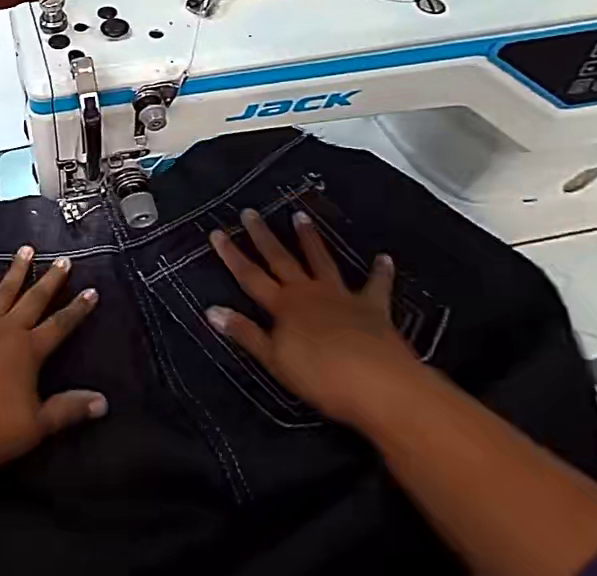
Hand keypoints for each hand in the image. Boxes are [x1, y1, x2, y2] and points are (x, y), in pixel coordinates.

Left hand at [0, 246, 104, 475]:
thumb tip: (103, 402)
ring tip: (26, 250)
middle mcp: (7, 330)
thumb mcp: (37, 425)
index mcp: (28, 350)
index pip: (60, 324)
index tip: (91, 291)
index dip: (77, 309)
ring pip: (3, 291)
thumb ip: (69, 409)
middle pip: (34, 299)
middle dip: (51, 280)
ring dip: (17, 270)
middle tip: (64, 261)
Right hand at [204, 208, 427, 427]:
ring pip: (320, 261)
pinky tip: (384, 258)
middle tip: (251, 212)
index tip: (217, 232)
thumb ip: (245, 333)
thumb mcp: (275, 360)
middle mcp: (309, 293)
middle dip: (263, 236)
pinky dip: (380, 272)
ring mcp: (341, 297)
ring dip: (309, 239)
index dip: (232, 255)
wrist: (380, 384)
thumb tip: (212, 310)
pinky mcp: (373, 308)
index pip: (250, 276)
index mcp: (284, 306)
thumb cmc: (322, 377)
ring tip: (300, 216)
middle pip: (281, 259)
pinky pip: (376, 286)